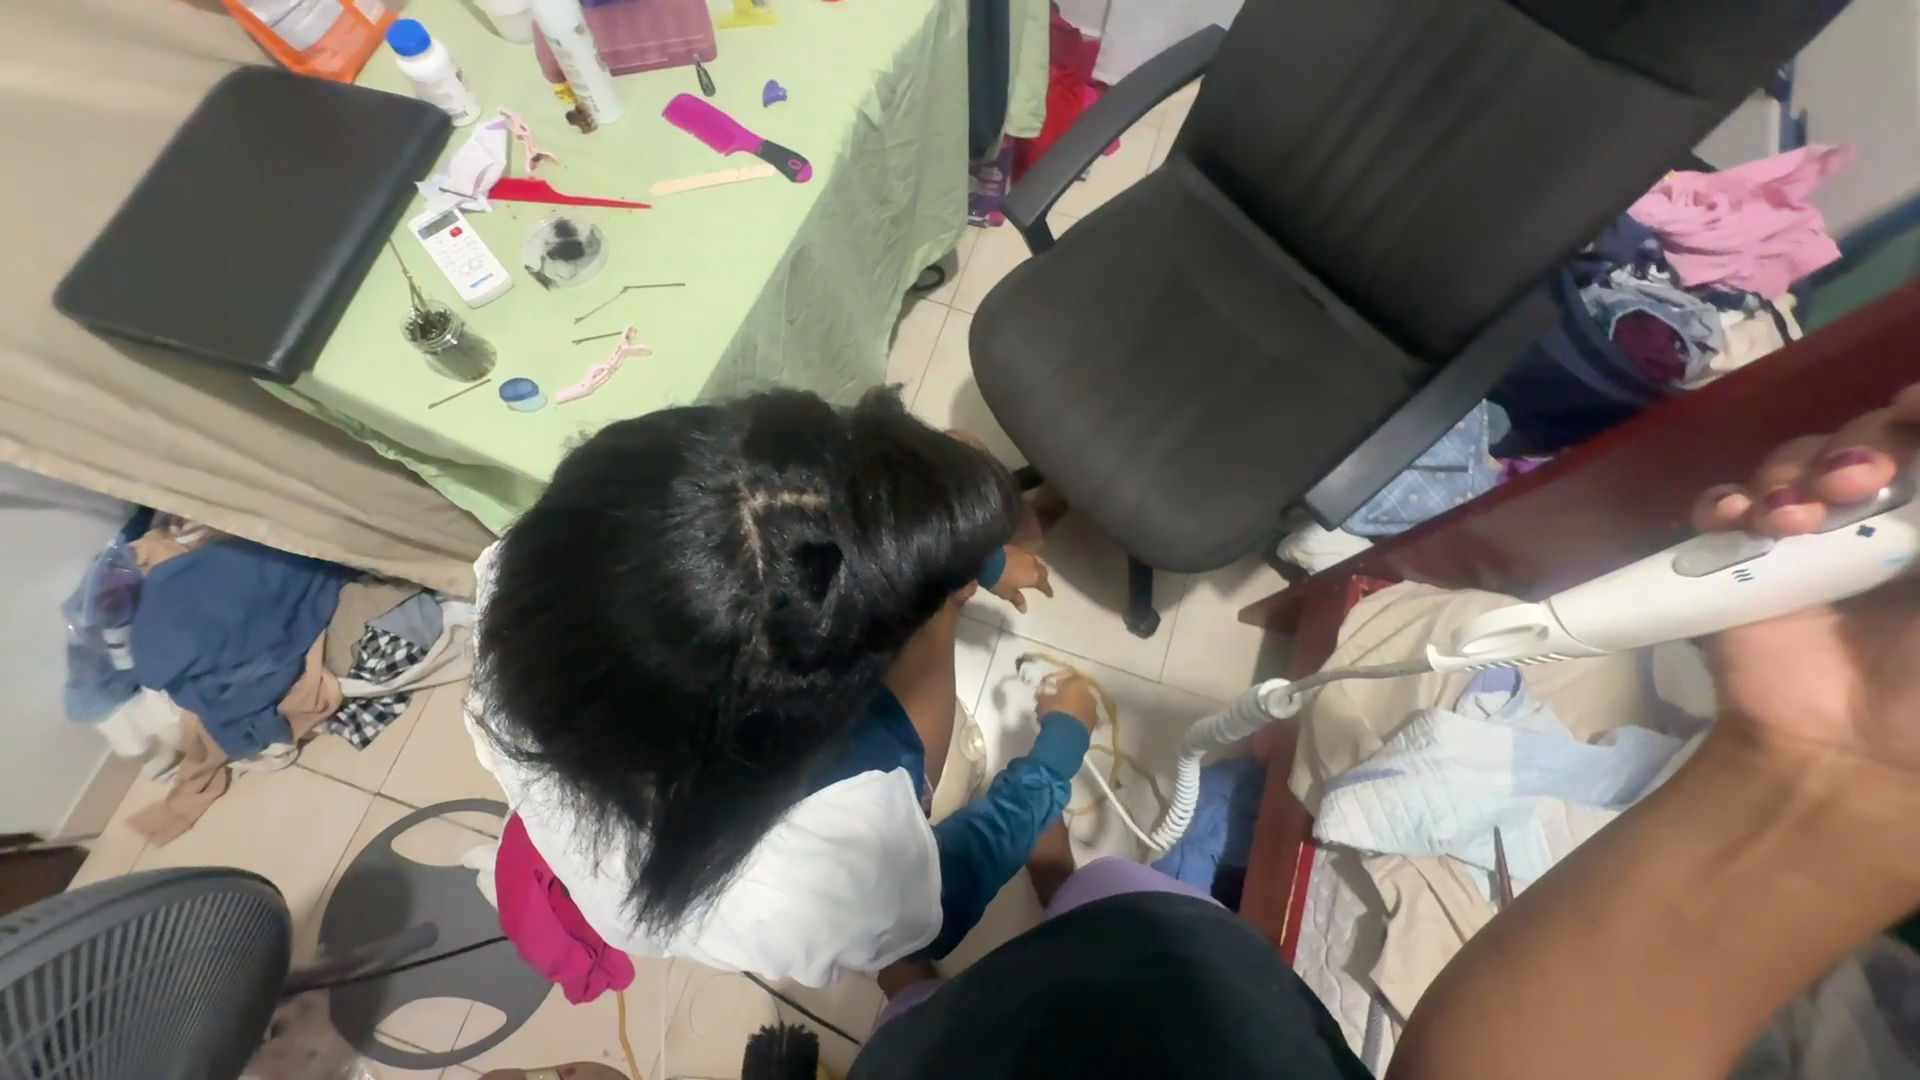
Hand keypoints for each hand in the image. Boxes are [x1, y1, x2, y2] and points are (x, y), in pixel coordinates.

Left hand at [987, 547, 1053, 612]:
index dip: (1047, 590)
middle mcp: (1032, 563)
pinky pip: (1025, 554)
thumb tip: (1024, 609)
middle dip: (1043, 577)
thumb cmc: (998, 580)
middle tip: (1042, 581)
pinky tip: (1022, 561)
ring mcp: (1024, 553)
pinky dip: (1025, 559)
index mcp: (1033, 577)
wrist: (986, 559)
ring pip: (1034, 560)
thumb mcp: (1007, 593)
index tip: (1050, 594)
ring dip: (1035, 566)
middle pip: (1042, 570)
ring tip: (1032, 570)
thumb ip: (1017, 599)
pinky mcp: (1015, 546)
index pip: (1044, 584)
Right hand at [1036, 673, 1099, 733]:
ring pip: (1082, 705)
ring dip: (1075, 708)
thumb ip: (1044, 695)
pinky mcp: (1094, 723)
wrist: (1067, 734)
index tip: (1055, 688)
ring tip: (1063, 716)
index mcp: (1077, 684)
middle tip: (1059, 702)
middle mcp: (1088, 694)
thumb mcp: (1043, 701)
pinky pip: (1084, 717)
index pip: (1071, 679)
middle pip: (1079, 693)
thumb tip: (1043, 694)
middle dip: (1070, 697)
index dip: (1062, 684)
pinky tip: (1068, 724)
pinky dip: (1078, 719)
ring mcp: (1093, 709)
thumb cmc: (1054, 711)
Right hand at [1692, 384, 1919, 783]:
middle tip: (1857, 484)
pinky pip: (1720, 504)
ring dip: (1787, 477)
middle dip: (1857, 448)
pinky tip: (1735, 523)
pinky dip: (1721, 502)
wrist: (1849, 736)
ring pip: (1791, 461)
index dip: (1918, 409)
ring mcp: (1808, 534)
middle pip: (1866, 436)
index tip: (1912, 410)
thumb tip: (1919, 439)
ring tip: (1791, 520)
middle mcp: (1886, 514)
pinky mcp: (1739, 555)